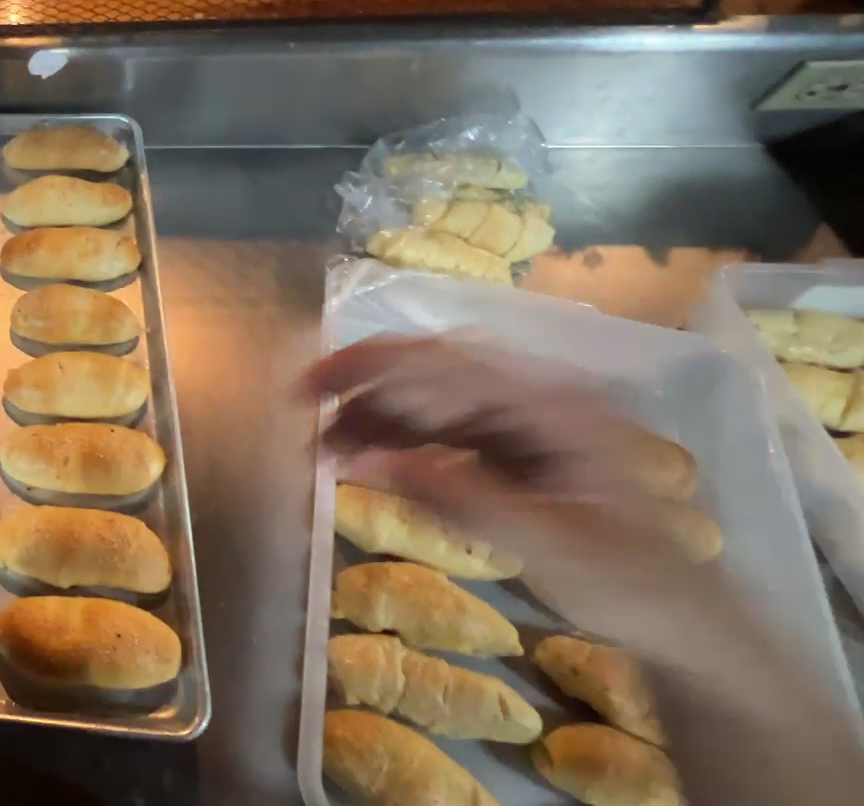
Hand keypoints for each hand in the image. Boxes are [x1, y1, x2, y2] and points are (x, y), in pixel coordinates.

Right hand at [303, 335, 700, 636]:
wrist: (677, 616)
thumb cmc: (627, 582)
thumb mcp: (546, 545)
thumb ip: (460, 498)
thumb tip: (373, 461)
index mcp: (554, 404)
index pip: (448, 364)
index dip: (375, 366)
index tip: (315, 384)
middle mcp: (531, 397)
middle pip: (429, 369)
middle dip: (362, 384)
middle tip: (304, 404)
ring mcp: (514, 419)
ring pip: (423, 396)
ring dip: (368, 413)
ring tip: (321, 445)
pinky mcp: (498, 443)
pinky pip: (431, 425)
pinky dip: (388, 437)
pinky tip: (356, 457)